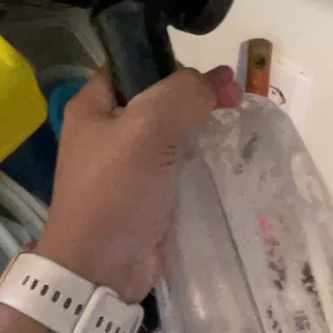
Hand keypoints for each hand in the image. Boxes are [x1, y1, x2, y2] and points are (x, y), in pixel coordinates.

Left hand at [35, 66, 241, 300]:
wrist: (102, 271)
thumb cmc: (114, 192)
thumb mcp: (146, 129)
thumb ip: (183, 95)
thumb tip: (219, 82)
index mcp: (94, 104)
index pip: (135, 62)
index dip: (171, 60)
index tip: (209, 70)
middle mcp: (110, 126)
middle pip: (160, 94)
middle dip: (196, 92)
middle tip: (233, 96)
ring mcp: (131, 159)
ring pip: (174, 126)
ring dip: (203, 121)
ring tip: (237, 115)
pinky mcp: (151, 187)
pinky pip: (180, 157)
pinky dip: (202, 151)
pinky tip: (227, 147)